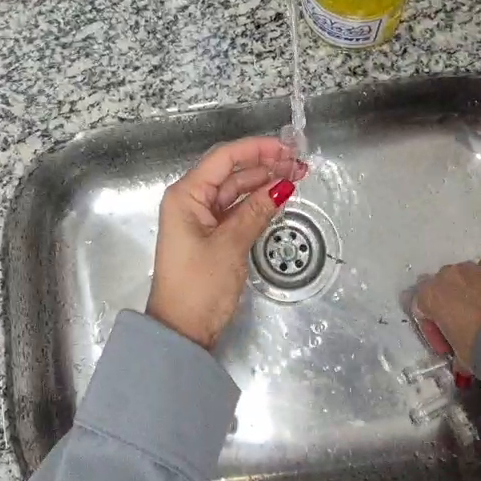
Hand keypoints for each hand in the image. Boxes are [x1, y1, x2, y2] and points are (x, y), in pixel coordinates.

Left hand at [145, 136, 304, 349]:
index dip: (256, 149)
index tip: (287, 148)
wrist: (181, 332)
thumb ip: (256, 211)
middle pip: (230, 171)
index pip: (223, 158)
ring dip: (263, 182)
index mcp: (186, 194)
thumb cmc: (199, 286)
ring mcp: (200, 217)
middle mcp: (190, 200)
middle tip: (298, 164)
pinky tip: (278, 197)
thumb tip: (283, 185)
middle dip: (264, 164)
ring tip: (295, 177)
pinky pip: (235, 209)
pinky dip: (256, 202)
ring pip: (235, 189)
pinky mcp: (210, 235)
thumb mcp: (231, 245)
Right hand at [413, 256, 480, 369]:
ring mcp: (471, 268)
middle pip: (440, 288)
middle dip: (448, 306)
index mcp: (429, 295)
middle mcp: (446, 276)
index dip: (432, 329)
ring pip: (462, 277)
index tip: (447, 347)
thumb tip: (460, 363)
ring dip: (467, 292)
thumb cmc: (480, 348)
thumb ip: (455, 355)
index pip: (420, 307)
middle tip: (463, 329)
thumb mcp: (461, 358)